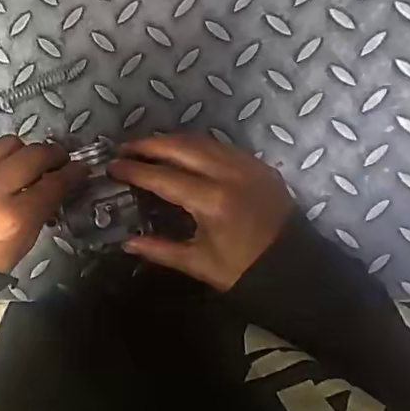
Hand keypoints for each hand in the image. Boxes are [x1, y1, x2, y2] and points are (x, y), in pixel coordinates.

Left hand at [0, 136, 82, 272]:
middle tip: (56, 161)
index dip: (71, 173)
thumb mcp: (23, 241)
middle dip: (52, 156)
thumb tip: (59, 180)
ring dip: (22, 151)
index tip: (78, 168)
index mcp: (12, 217)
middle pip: (34, 155)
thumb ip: (43, 208)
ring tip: (22, 163)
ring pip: (8, 143)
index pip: (53, 184)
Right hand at [108, 133, 292, 290]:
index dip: (134, 170)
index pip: (162, 177)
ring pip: (202, 141)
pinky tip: (184, 151)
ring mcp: (246, 166)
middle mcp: (228, 175)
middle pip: (180, 147)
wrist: (297, 269)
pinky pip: (221, 146)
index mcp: (211, 201)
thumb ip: (160, 249)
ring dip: (172, 140)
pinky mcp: (258, 166)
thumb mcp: (198, 264)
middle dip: (149, 144)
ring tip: (149, 145)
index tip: (112, 166)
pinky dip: (197, 145)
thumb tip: (127, 242)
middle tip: (125, 148)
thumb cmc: (244, 270)